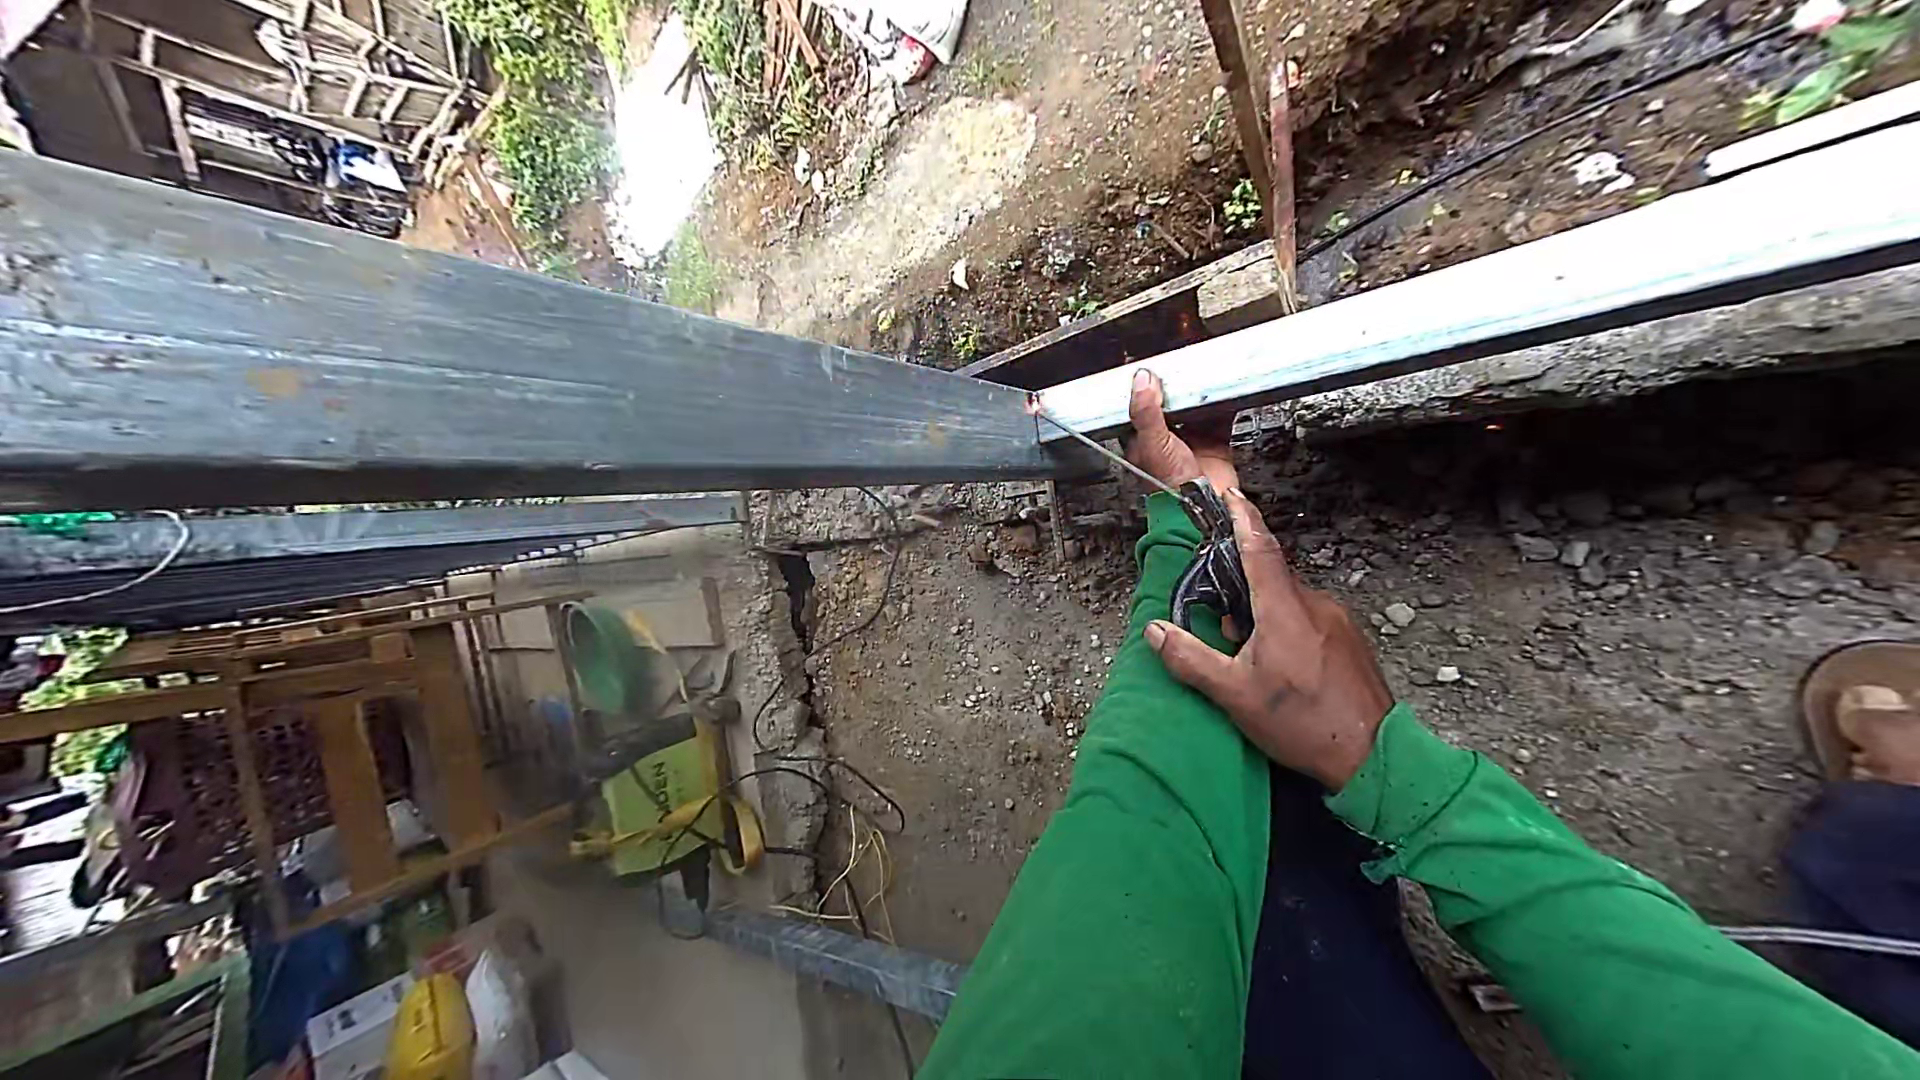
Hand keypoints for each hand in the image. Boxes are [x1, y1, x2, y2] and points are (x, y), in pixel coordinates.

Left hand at [1126, 369, 1236, 493]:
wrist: (1202, 505)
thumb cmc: (1167, 484)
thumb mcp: (1151, 443)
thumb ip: (1145, 412)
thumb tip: (1142, 380)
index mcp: (1143, 436)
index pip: (1143, 403)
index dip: (1149, 385)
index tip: (1157, 365)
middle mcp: (1166, 436)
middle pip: (1173, 401)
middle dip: (1181, 384)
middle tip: (1187, 362)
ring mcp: (1192, 438)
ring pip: (1198, 406)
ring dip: (1204, 392)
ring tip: (1208, 370)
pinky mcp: (1215, 441)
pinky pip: (1222, 417)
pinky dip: (1226, 403)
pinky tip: (1228, 389)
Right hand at [1142, 489, 1393, 789]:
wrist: (1377, 760)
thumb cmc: (1305, 724)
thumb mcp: (1234, 694)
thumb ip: (1190, 658)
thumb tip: (1155, 631)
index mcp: (1284, 610)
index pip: (1260, 549)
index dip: (1242, 518)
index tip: (1230, 495)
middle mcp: (1315, 605)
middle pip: (1269, 575)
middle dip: (1240, 589)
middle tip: (1222, 627)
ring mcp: (1336, 621)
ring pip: (1287, 598)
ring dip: (1260, 613)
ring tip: (1249, 656)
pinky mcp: (1348, 638)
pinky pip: (1306, 615)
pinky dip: (1283, 625)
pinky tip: (1278, 665)